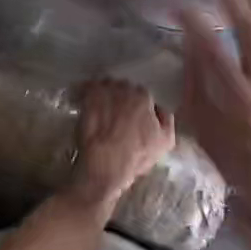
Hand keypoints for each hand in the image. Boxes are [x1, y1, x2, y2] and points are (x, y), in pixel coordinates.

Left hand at [66, 79, 174, 218]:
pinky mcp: (86, 98)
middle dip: (121, 97)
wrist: (106, 164)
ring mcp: (104, 92)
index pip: (142, 94)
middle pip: (123, 87)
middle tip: (117, 112)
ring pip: (106, 85)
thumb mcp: (165, 141)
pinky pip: (87, 88)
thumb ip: (166, 119)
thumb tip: (159, 108)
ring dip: (104, 92)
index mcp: (144, 97)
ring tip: (100, 106)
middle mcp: (124, 89)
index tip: (133, 116)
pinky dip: (86, 91)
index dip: (138, 106)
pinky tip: (83, 100)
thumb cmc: (136, 155)